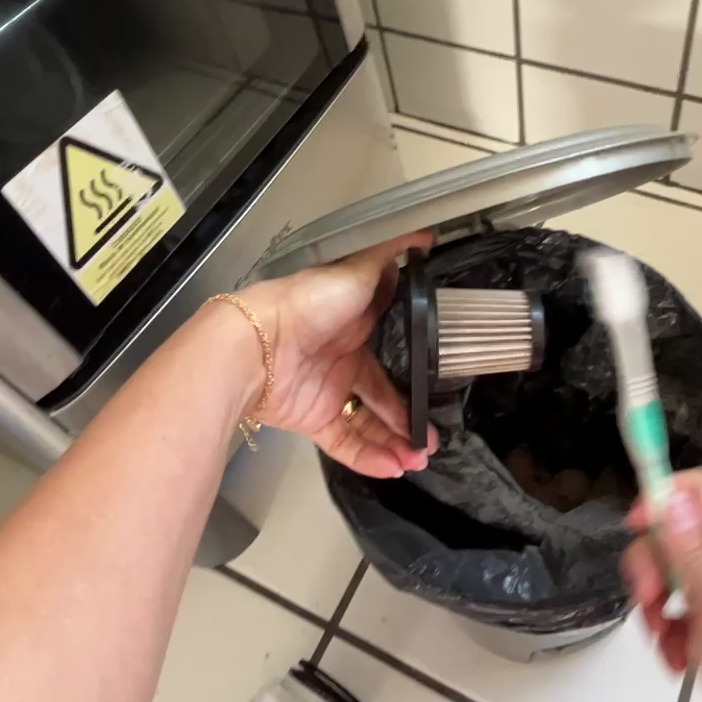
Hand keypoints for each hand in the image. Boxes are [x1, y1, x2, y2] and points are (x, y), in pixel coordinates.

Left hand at [234, 231, 439, 478]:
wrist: (257, 344)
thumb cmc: (310, 303)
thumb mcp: (356, 270)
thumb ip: (391, 254)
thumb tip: (426, 234)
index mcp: (358, 324)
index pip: (397, 349)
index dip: (420, 368)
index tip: (444, 384)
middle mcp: (347, 357)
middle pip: (387, 392)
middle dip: (412, 415)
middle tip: (436, 437)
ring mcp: (330, 390)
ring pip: (370, 422)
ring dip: (396, 441)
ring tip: (419, 458)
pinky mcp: (314, 418)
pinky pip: (346, 442)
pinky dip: (369, 456)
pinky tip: (394, 466)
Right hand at [623, 469, 701, 701]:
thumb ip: (694, 552)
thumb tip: (674, 500)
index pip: (699, 491)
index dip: (662, 494)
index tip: (636, 521)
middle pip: (672, 533)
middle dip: (649, 562)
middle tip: (649, 596)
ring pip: (669, 574)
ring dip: (654, 602)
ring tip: (664, 636)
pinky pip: (674, 614)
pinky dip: (666, 632)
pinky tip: (676, 656)